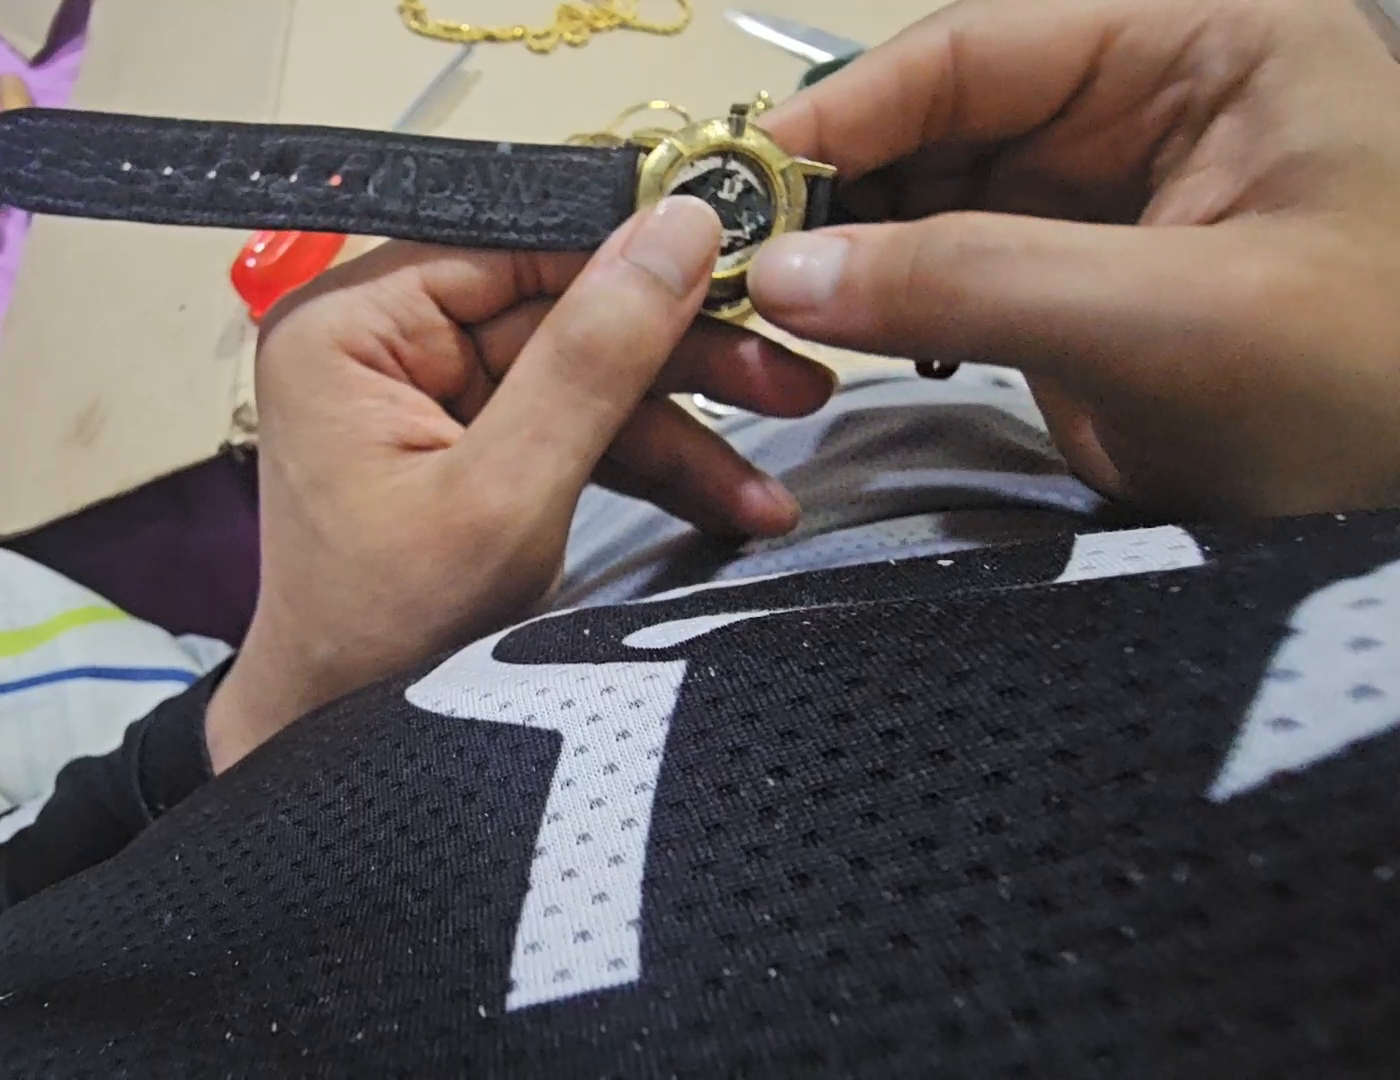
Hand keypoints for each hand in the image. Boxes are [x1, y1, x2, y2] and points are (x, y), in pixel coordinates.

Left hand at [205, 198, 836, 769]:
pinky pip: (562, 429)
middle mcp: (379, 345)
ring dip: (675, 428)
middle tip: (786, 376)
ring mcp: (422, 397)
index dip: (632, 252)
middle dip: (675, 360)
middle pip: (555, 312)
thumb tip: (677, 229)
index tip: (743, 262)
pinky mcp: (461, 444)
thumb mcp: (502, 496)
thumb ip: (589, 360)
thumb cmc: (387, 631)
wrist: (341, 722)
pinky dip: (638, 466)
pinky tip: (721, 501)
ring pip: (574, 375)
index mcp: (349, 329)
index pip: (512, 246)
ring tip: (763, 481)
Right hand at [747, 0, 1399, 517]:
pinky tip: (833, 337)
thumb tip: (776, 274)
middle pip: (918, 130)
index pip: (966, 50)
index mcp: (1190, 48)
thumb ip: (968, 282)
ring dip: (831, 258)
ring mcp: (1068, 206)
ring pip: (904, 207)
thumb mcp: (1170, 321)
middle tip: (729, 269)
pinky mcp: (1031, 287)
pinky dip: (862, 305)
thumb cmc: (1358, 393)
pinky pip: (916, 274)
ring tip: (763, 309)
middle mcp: (1117, 112)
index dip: (835, 117)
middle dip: (821, 198)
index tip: (727, 191)